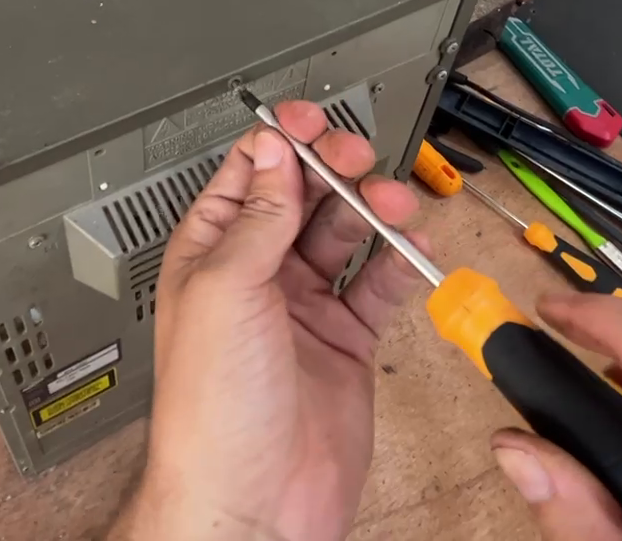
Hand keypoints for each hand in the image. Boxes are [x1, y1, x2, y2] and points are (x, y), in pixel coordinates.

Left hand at [110, 101, 428, 540]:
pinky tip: (411, 247)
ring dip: (369, 208)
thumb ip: (258, 217)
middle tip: (354, 157)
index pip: (248, 173)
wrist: (253, 505)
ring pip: (343, 232)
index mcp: (213, 250)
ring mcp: (302, 302)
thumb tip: (271, 151)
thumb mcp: (227, 289)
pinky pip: (377, 284)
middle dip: (330, 168)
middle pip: (301, 194)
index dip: (279, 140)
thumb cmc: (210, 408)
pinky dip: (398, 261)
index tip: (309, 119)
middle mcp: (257, 269)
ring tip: (391, 200)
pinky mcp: (344, 337)